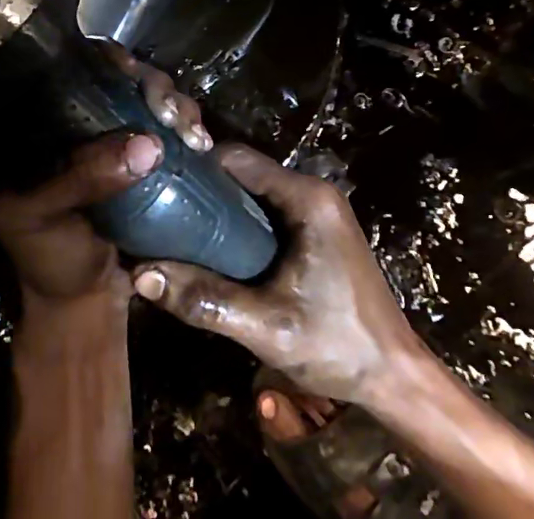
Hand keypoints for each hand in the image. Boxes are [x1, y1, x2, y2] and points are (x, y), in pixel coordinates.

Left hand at [0, 44, 210, 305]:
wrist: (84, 304)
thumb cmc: (50, 259)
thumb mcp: (45, 217)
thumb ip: (83, 178)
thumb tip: (148, 145)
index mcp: (42, 131)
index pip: (72, 74)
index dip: (102, 61)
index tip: (131, 69)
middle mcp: (81, 125)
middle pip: (121, 81)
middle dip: (153, 87)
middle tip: (171, 113)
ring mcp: (118, 141)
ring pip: (151, 100)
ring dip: (177, 107)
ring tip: (192, 133)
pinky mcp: (148, 159)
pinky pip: (171, 129)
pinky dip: (188, 127)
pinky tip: (201, 141)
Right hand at [130, 145, 427, 406]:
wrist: (393, 374)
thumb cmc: (337, 345)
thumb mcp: (267, 327)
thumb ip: (205, 300)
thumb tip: (140, 275)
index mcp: (306, 198)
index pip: (237, 159)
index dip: (194, 168)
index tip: (157, 188)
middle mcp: (312, 191)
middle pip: (242, 174)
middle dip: (201, 191)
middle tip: (158, 216)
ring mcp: (315, 210)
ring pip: (251, 194)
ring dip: (216, 210)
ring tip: (173, 232)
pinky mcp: (314, 229)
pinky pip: (265, 212)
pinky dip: (235, 225)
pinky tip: (209, 250)